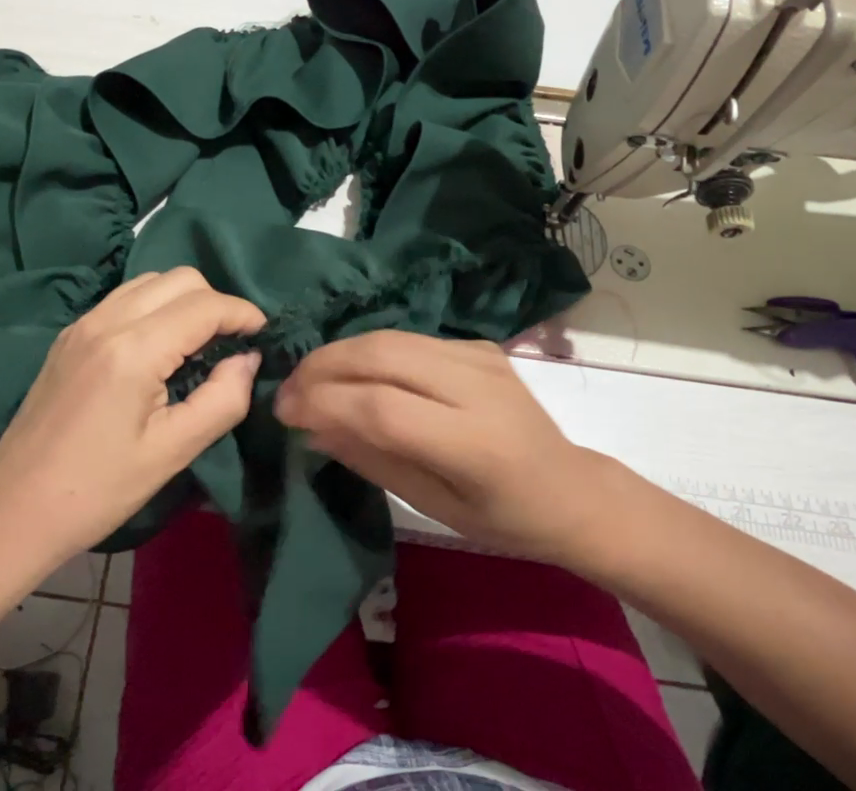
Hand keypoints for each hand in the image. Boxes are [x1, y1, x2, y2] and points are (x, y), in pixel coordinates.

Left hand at [0, 268, 264, 593]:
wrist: (15, 508)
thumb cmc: (99, 489)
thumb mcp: (172, 452)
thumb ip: (222, 399)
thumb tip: (248, 359)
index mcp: (133, 349)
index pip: (205, 305)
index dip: (243, 314)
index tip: (265, 337)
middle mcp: (105, 321)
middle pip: (179, 278)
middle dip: (216, 302)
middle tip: (234, 344)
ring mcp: (81, 325)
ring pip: (149, 282)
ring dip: (184, 301)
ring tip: (202, 344)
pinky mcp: (68, 338)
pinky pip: (123, 300)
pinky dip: (154, 308)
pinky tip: (162, 348)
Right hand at [273, 330, 605, 562]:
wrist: (572, 489)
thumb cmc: (503, 518)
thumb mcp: (433, 506)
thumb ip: (372, 460)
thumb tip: (312, 426)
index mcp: (473, 443)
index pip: (382, 406)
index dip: (323, 403)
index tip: (283, 414)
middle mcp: (478, 387)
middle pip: (381, 355)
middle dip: (321, 367)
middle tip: (287, 392)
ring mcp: (481, 357)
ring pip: (389, 336)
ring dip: (338, 354)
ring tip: (308, 380)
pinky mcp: (479, 345)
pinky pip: (408, 339)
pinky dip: (368, 352)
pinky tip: (351, 374)